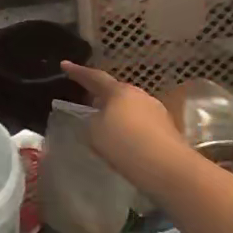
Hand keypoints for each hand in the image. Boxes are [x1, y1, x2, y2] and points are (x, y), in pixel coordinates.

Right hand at [60, 61, 196, 190]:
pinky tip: (124, 142)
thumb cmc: (124, 143)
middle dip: (100, 96)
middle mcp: (140, 96)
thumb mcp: (93, 132)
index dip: (77, 72)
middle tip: (86, 102)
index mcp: (119, 91)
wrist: (168, 168)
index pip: (94, 77)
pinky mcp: (167, 130)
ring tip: (104, 126)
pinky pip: (140, 124)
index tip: (64, 64)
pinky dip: (129, 129)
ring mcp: (157, 112)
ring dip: (116, 114)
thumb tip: (95, 119)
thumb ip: (90, 121)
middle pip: (115, 92)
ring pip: (129, 108)